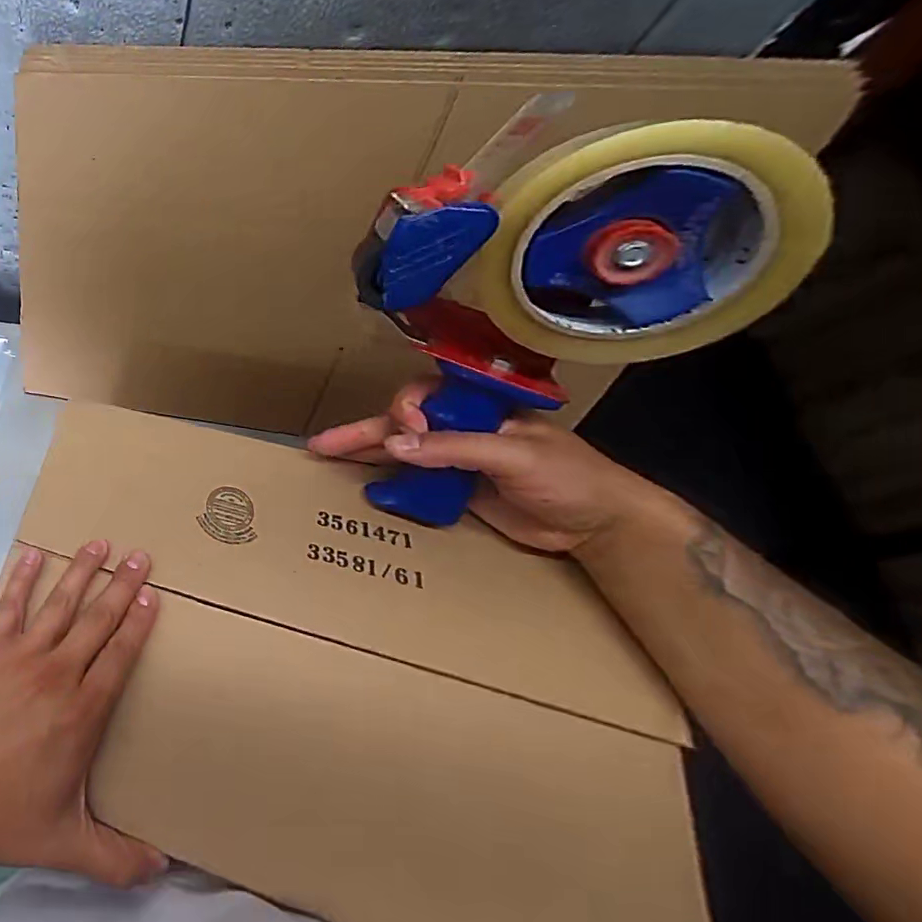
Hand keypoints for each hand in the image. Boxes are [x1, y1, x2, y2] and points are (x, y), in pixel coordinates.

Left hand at [0, 540, 166, 886]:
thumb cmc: (1, 820)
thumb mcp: (66, 845)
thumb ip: (118, 858)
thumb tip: (164, 871)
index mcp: (81, 713)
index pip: (119, 655)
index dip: (138, 623)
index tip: (152, 595)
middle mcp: (55, 676)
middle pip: (96, 620)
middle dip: (121, 585)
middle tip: (141, 556)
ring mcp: (17, 660)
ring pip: (58, 606)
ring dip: (80, 572)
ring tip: (99, 544)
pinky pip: (7, 608)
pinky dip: (21, 579)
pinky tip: (33, 555)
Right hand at [307, 378, 670, 552]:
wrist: (599, 525)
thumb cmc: (570, 476)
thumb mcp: (513, 454)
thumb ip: (453, 446)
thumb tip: (395, 443)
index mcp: (477, 408)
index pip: (424, 397)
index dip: (405, 409)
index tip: (405, 428)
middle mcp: (459, 429)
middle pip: (400, 424)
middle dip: (361, 432)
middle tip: (322, 444)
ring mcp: (454, 461)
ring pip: (400, 452)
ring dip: (365, 455)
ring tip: (326, 458)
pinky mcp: (455, 491)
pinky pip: (413, 483)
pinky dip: (388, 484)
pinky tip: (364, 487)